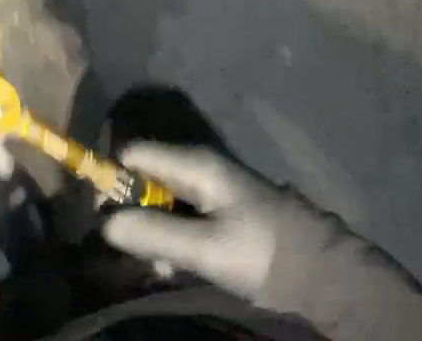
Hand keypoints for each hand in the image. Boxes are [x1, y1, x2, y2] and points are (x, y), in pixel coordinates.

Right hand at [99, 143, 290, 302]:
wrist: (318, 269)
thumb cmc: (260, 250)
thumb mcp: (206, 248)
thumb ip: (155, 234)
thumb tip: (105, 224)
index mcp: (194, 162)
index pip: (133, 153)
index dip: (111, 178)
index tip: (102, 216)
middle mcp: (196, 166)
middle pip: (143, 177)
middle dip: (131, 212)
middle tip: (133, 250)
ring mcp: (207, 188)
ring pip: (158, 201)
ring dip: (150, 232)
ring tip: (159, 267)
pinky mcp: (216, 210)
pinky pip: (177, 216)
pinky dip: (169, 238)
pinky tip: (174, 266)